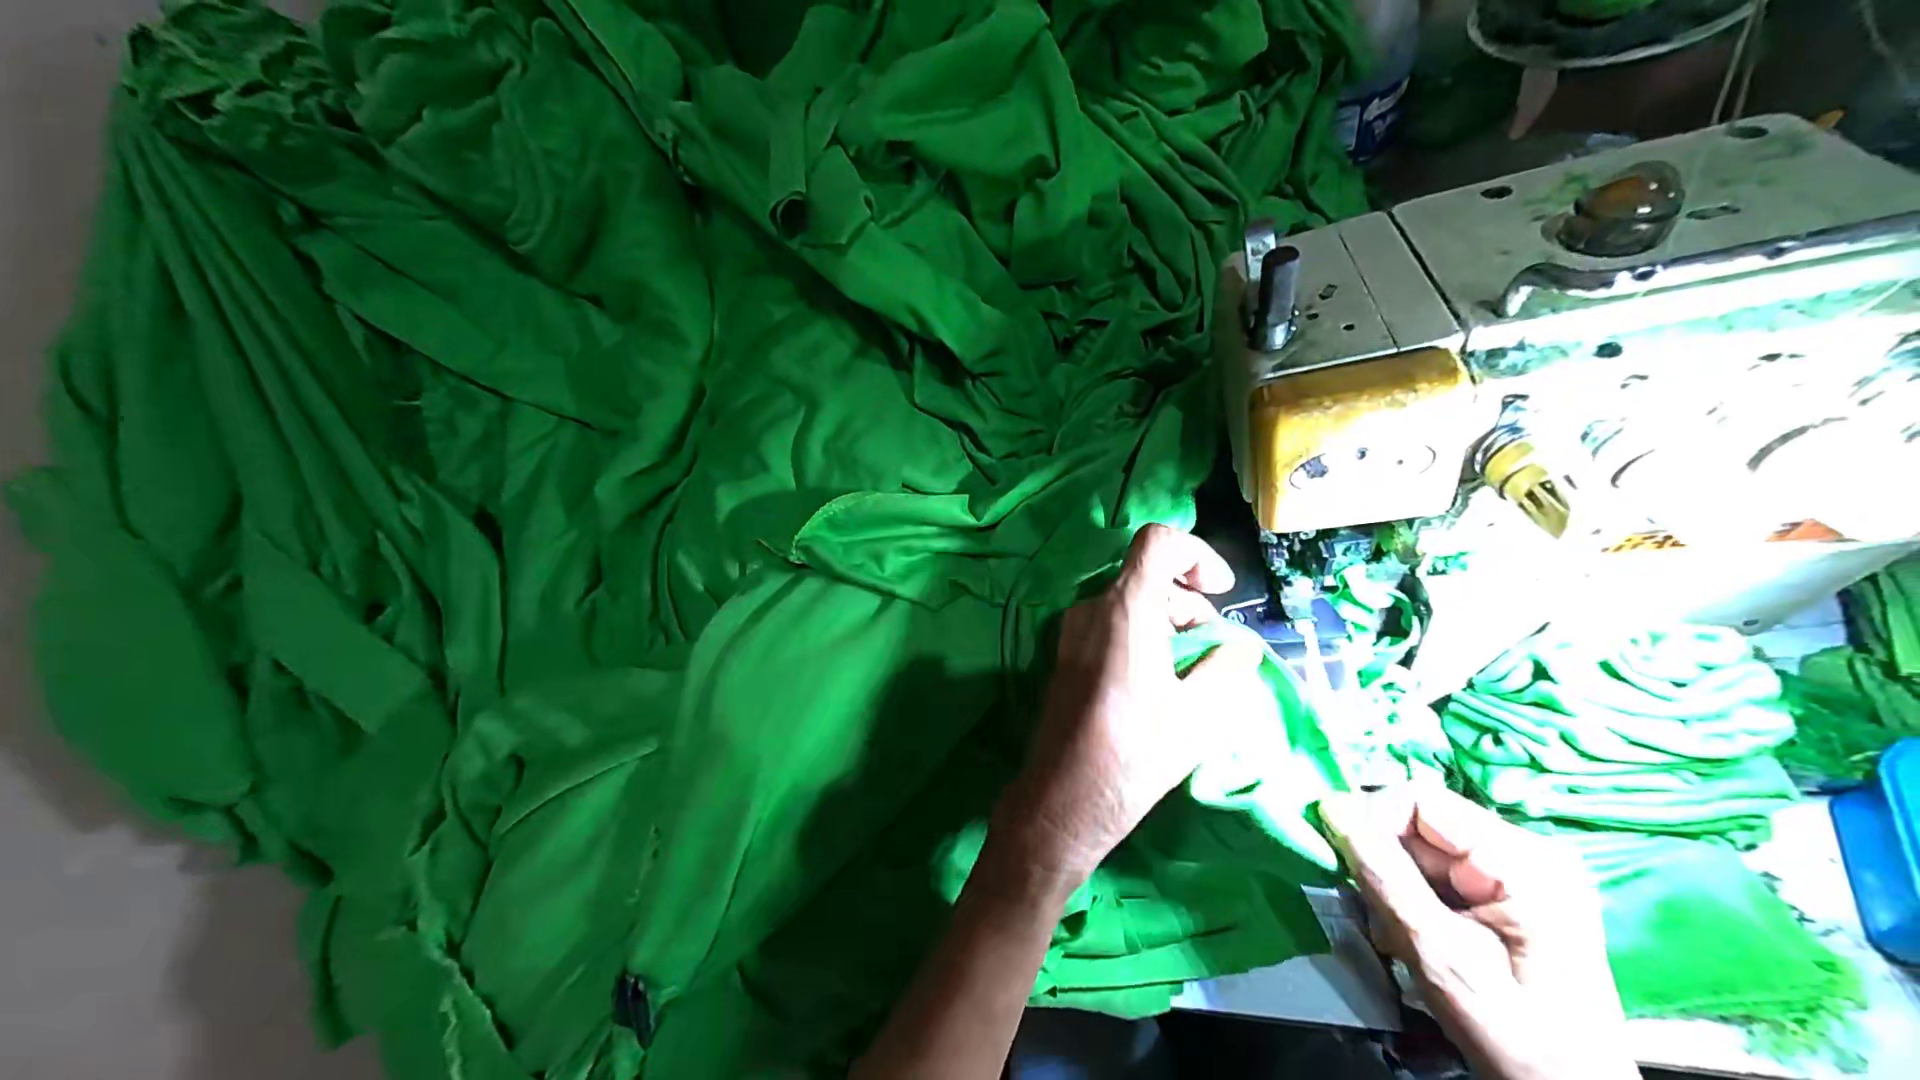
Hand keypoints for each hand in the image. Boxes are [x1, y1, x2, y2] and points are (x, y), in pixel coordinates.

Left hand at [993, 524, 1269, 885]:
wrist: (1063, 797)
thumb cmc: (1134, 753)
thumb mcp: (1201, 714)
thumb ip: (1228, 667)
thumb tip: (1238, 649)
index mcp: (1124, 609)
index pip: (1158, 542)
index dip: (1197, 553)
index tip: (1220, 592)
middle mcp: (1092, 609)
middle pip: (1150, 578)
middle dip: (1191, 604)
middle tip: (1213, 652)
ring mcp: (1074, 632)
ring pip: (1133, 603)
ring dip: (1170, 626)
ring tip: (1192, 676)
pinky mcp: (1067, 655)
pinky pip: (1113, 626)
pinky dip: (1145, 638)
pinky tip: (1161, 684)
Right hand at [1319, 787, 1638, 1079]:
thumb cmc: (1518, 1041)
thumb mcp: (1442, 957)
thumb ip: (1385, 877)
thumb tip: (1332, 806)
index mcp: (1525, 862)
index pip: (1421, 800)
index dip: (1372, 820)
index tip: (1348, 864)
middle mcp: (1527, 854)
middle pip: (1419, 825)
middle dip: (1382, 864)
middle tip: (1378, 917)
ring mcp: (1519, 874)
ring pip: (1419, 850)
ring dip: (1393, 886)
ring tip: (1399, 938)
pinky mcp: (1507, 895)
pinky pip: (1435, 873)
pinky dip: (1411, 900)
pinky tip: (1417, 938)